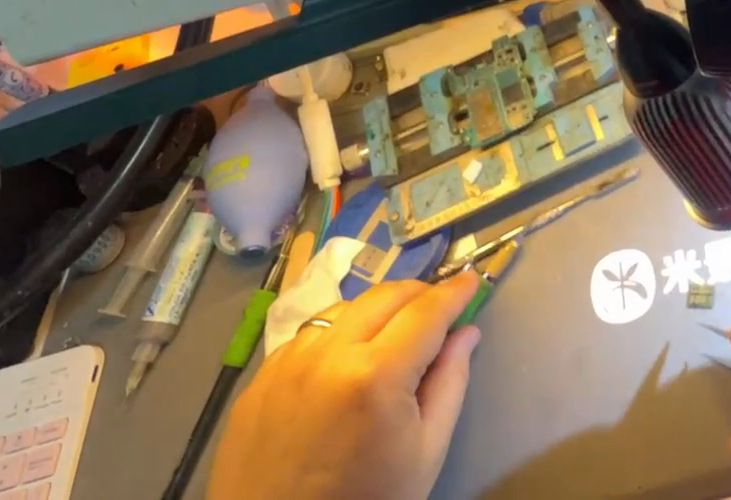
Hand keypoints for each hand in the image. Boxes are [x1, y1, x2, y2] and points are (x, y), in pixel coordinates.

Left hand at [207, 273, 481, 499]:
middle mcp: (329, 356)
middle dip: (419, 294)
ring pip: (344, 308)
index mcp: (376, 375)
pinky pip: (308, 336)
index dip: (455, 291)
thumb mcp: (426, 450)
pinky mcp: (259, 381)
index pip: (427, 311)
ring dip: (377, 309)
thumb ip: (451, 381)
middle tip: (438, 309)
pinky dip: (338, 332)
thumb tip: (466, 332)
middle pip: (385, 296)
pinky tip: (346, 358)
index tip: (471, 280)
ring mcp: (287, 365)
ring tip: (392, 332)